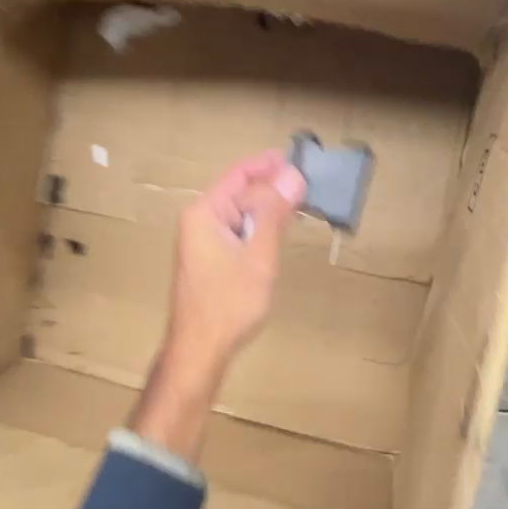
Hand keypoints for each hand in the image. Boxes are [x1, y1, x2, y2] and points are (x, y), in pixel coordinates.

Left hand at [166, 149, 307, 369]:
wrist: (199, 350)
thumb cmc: (228, 303)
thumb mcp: (259, 256)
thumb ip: (275, 213)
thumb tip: (292, 174)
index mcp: (205, 212)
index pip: (239, 174)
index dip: (268, 164)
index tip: (300, 158)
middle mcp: (199, 220)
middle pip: (238, 191)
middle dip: (271, 185)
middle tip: (308, 182)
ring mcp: (201, 241)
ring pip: (239, 212)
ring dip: (267, 207)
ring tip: (300, 202)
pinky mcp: (209, 259)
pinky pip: (237, 230)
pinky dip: (258, 227)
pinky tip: (278, 232)